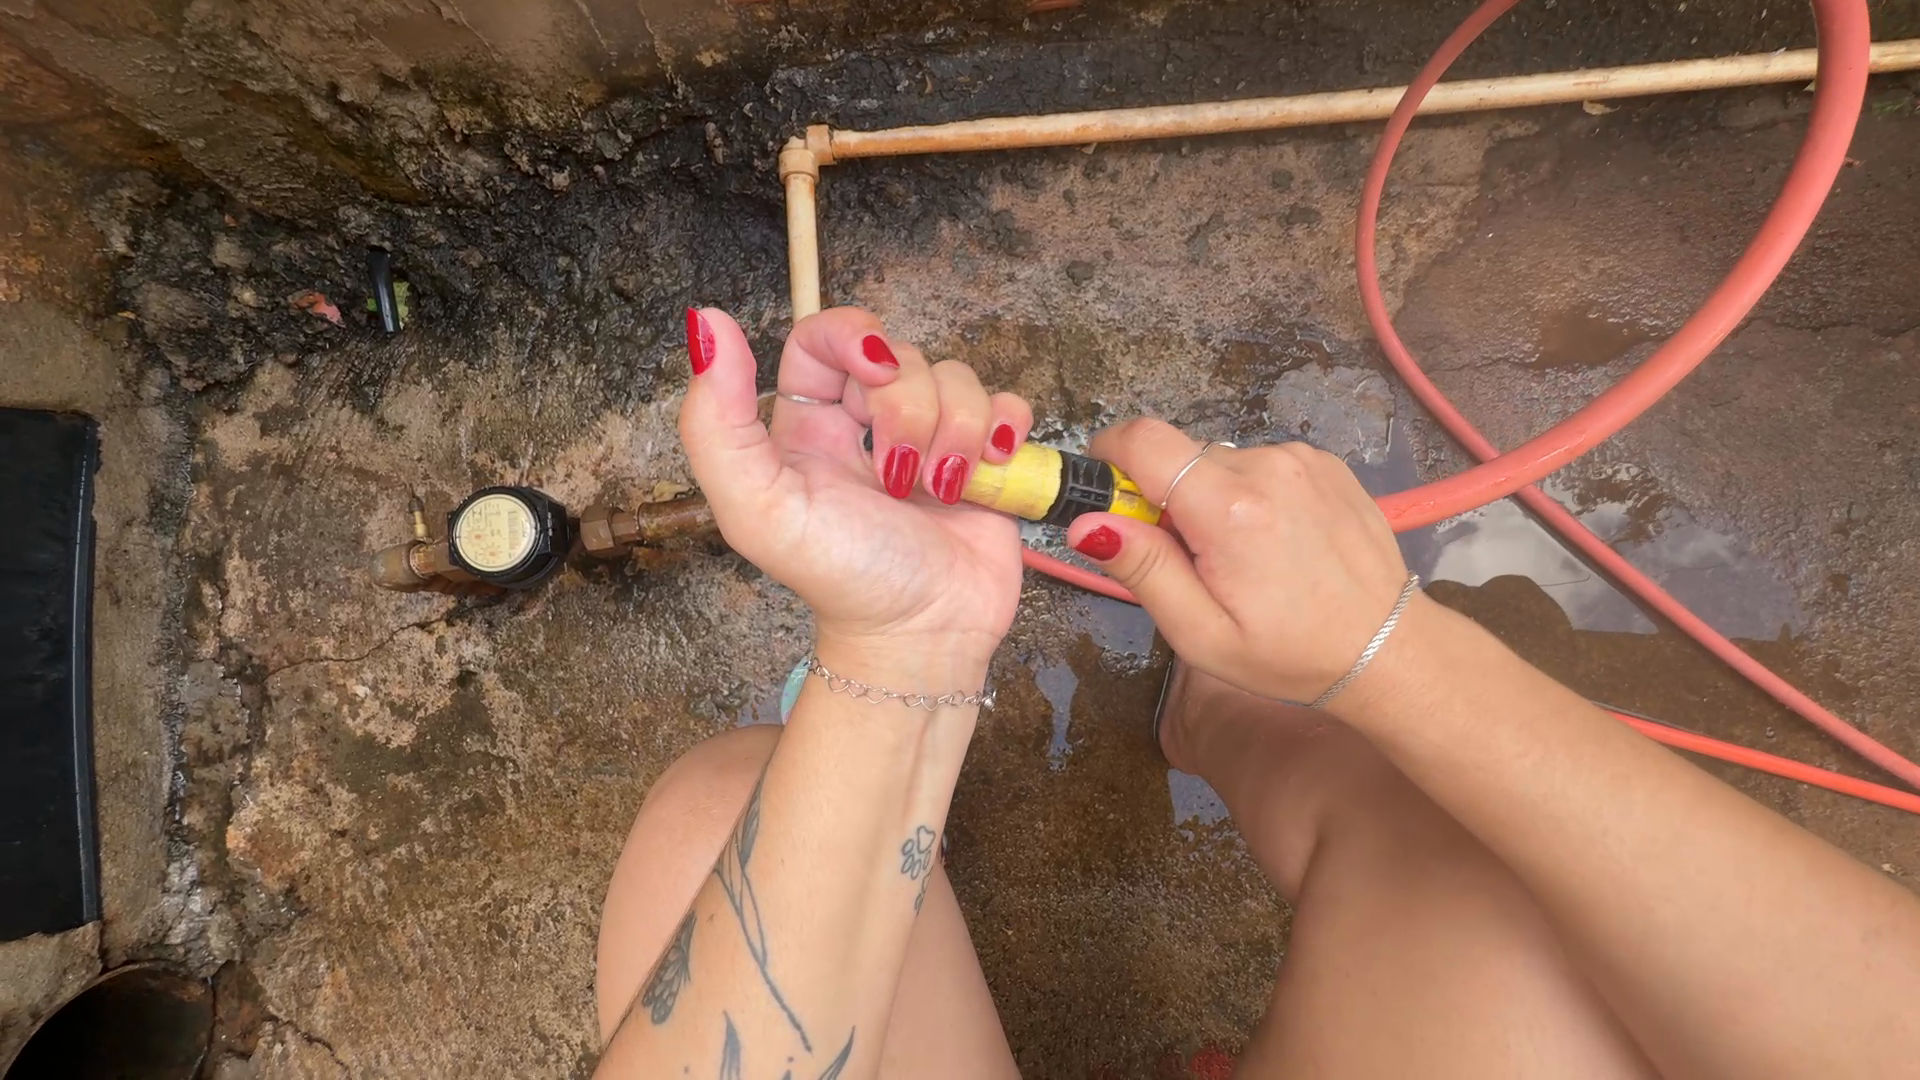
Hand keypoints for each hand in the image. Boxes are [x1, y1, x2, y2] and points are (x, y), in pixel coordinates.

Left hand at [678, 307, 1034, 666]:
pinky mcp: (983, 460)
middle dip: (912, 408)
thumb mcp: (761, 511)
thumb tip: (707, 324)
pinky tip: (990, 470)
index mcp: (810, 427)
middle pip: (899, 356)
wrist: (925, 636)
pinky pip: (1006, 404)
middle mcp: (869, 426)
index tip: (874, 371)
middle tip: (903, 479)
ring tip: (944, 493)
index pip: (821, 339)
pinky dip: (1007, 428)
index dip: (852, 336)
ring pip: (956, 379)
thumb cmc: (844, 579)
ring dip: (958, 433)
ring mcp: (932, 441)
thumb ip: (717, 425)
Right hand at [1062, 418, 1413, 704]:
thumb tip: (1086, 522)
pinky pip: (1256, 463)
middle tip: (1186, 558)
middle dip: (1163, 497)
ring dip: (1206, 497)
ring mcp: (1301, 458)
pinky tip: (1271, 538)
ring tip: (1237, 555)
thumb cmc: (1285, 653)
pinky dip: (1246, 493)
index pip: (1143, 440)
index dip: (1109, 454)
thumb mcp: (1199, 632)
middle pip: (1179, 457)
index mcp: (1230, 508)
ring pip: (1216, 461)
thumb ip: (1142, 569)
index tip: (1107, 494)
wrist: (1389, 650)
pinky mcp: (1323, 461)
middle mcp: (1267, 465)